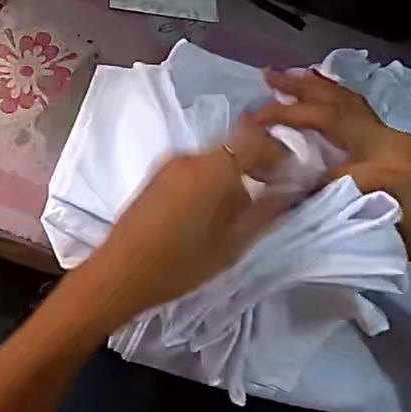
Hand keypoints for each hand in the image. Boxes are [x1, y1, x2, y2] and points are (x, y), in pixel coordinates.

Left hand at [72, 120, 295, 324]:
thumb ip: (267, 212)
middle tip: (268, 194)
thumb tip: (290, 192)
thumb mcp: (234, 243)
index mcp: (214, 166)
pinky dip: (208, 183)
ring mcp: (166, 166)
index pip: (256, 138)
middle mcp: (189, 157)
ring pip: (211, 161)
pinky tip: (207, 216)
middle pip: (232, 147)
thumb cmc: (181, 262)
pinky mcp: (153, 180)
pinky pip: (190, 171)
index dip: (278, 153)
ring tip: (236, 213)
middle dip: (255, 166)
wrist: (120, 273)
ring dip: (230, 177)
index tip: (287, 177)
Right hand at [258, 68, 410, 280]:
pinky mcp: (398, 141)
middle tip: (267, 77)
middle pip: (338, 109)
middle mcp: (390, 142)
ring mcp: (396, 138)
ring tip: (288, 74)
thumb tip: (294, 198)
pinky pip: (361, 111)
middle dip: (299, 93)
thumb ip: (337, 208)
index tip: (262, 170)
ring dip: (317, 87)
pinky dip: (336, 97)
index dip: (293, 170)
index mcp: (384, 167)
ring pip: (351, 103)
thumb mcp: (379, 230)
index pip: (325, 164)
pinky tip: (323, 91)